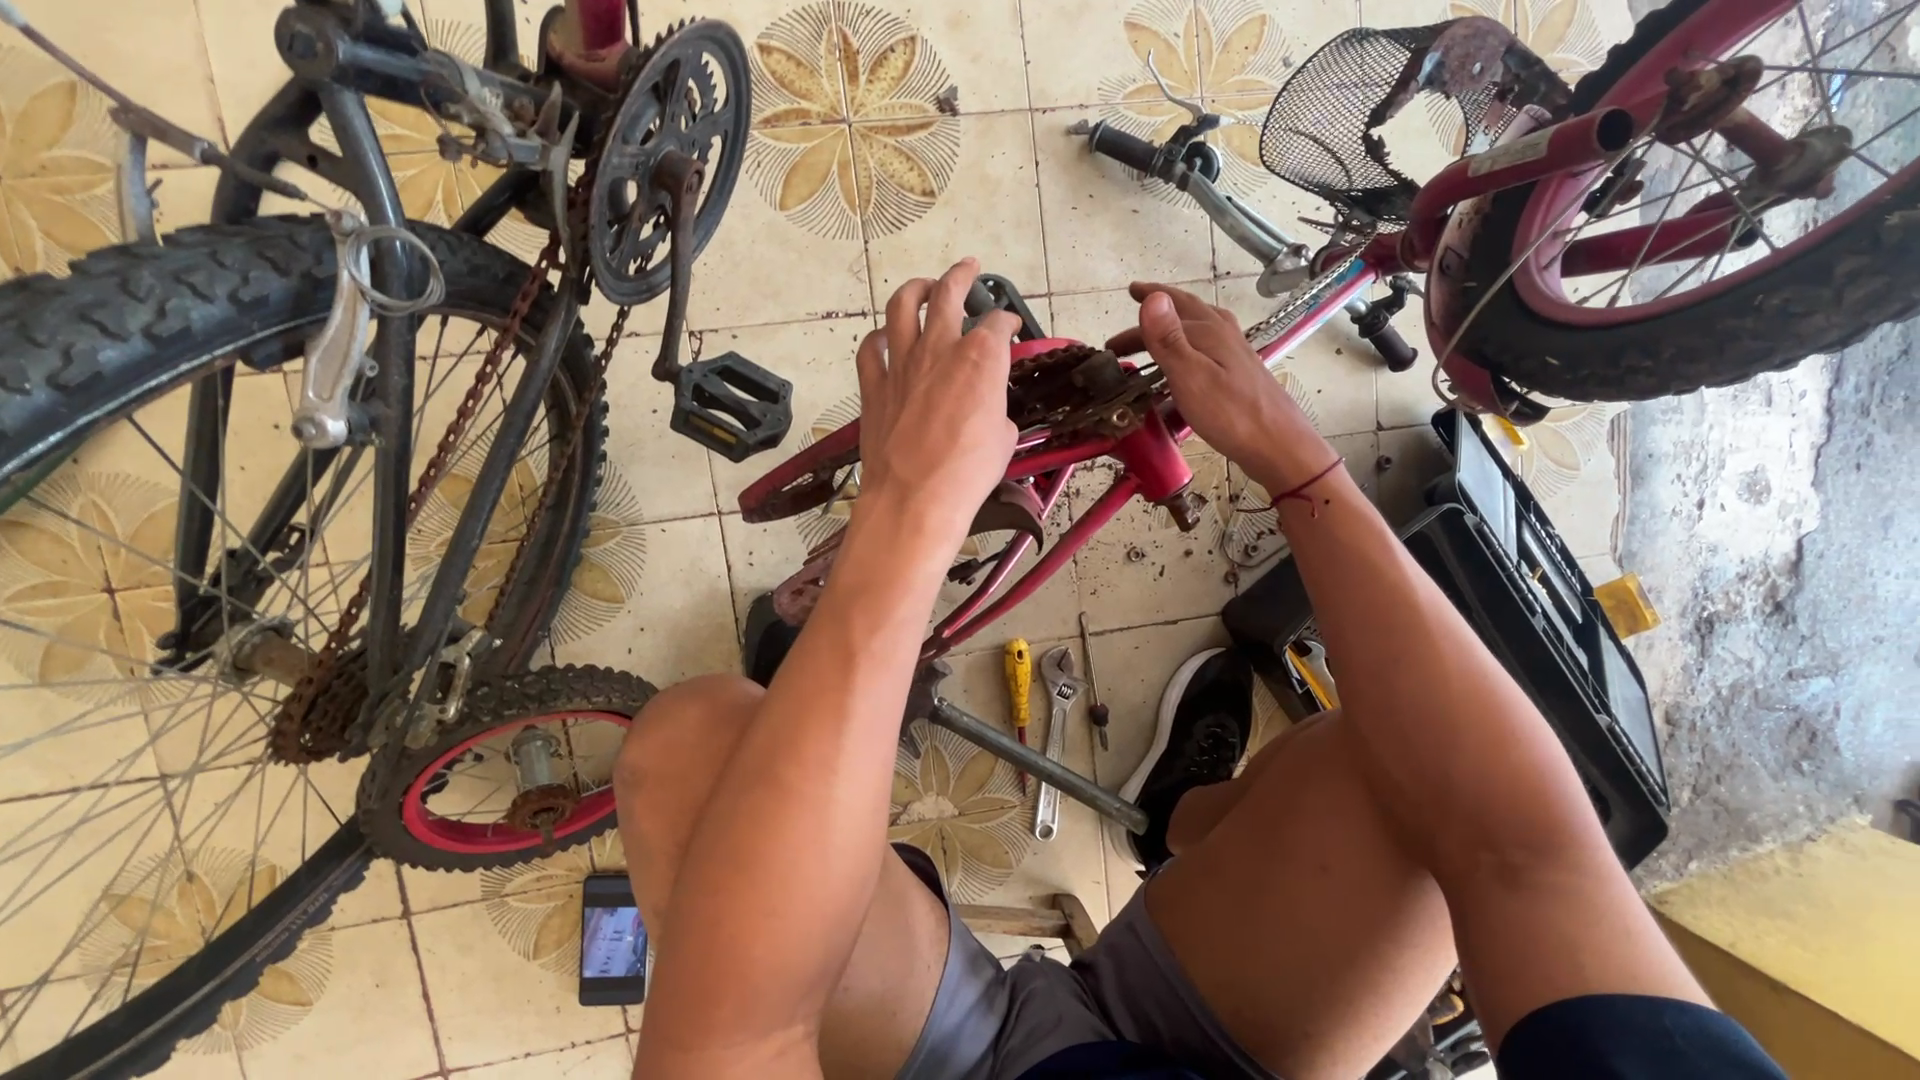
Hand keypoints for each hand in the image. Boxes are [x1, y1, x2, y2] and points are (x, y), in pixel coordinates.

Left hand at [855, 259, 1020, 540]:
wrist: (914, 498)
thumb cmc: (968, 473)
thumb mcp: (1004, 439)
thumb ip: (998, 411)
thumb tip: (990, 412)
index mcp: (980, 358)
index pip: (997, 324)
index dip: (1007, 323)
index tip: (1010, 328)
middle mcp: (939, 349)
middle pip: (948, 293)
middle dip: (961, 274)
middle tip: (968, 267)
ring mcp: (901, 364)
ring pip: (903, 306)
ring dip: (916, 288)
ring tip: (924, 286)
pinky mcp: (874, 386)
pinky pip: (870, 348)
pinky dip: (878, 337)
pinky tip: (884, 336)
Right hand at [1107, 282, 1335, 490]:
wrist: (1277, 444)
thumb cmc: (1230, 415)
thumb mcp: (1190, 377)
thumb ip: (1168, 339)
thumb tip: (1152, 297)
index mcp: (1208, 332)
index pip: (1164, 318)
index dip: (1137, 322)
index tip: (1114, 329)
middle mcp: (1224, 333)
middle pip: (1187, 310)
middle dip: (1159, 304)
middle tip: (1135, 299)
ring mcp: (1236, 350)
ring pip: (1202, 322)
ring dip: (1178, 318)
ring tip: (1161, 321)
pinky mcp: (1242, 370)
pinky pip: (1211, 342)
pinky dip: (1194, 338)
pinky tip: (1195, 353)